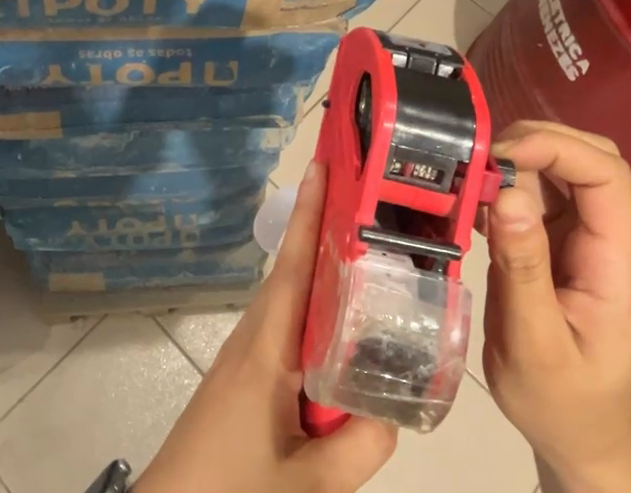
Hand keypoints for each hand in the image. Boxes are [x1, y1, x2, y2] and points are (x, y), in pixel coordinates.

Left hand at [138, 160, 397, 492]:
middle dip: (324, 236)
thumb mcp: (314, 481)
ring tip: (367, 262)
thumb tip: (395, 409)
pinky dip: (313, 319)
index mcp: (267, 349)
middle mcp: (253, 339)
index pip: (294, 268)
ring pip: (289, 305)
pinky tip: (339, 337)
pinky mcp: (241, 378)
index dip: (309, 216)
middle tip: (371, 210)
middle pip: (293, 276)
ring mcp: (244, 357)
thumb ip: (364, 444)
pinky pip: (284, 332)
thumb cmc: (235, 487)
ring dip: (321, 278)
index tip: (322, 169)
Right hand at [483, 121, 630, 491]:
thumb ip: (522, 269)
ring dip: (514, 160)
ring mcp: (576, 242)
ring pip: (558, 171)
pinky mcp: (549, 247)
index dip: (556, 149)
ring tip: (466, 175)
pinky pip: (530, 196)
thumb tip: (507, 194)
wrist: (572, 436)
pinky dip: (499, 185)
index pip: (605, 176)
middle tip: (479, 156)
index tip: (498, 156)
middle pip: (589, 159)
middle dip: (537, 142)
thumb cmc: (560, 401)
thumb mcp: (535, 344)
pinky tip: (469, 200)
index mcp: (614, 262)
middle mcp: (601, 241)